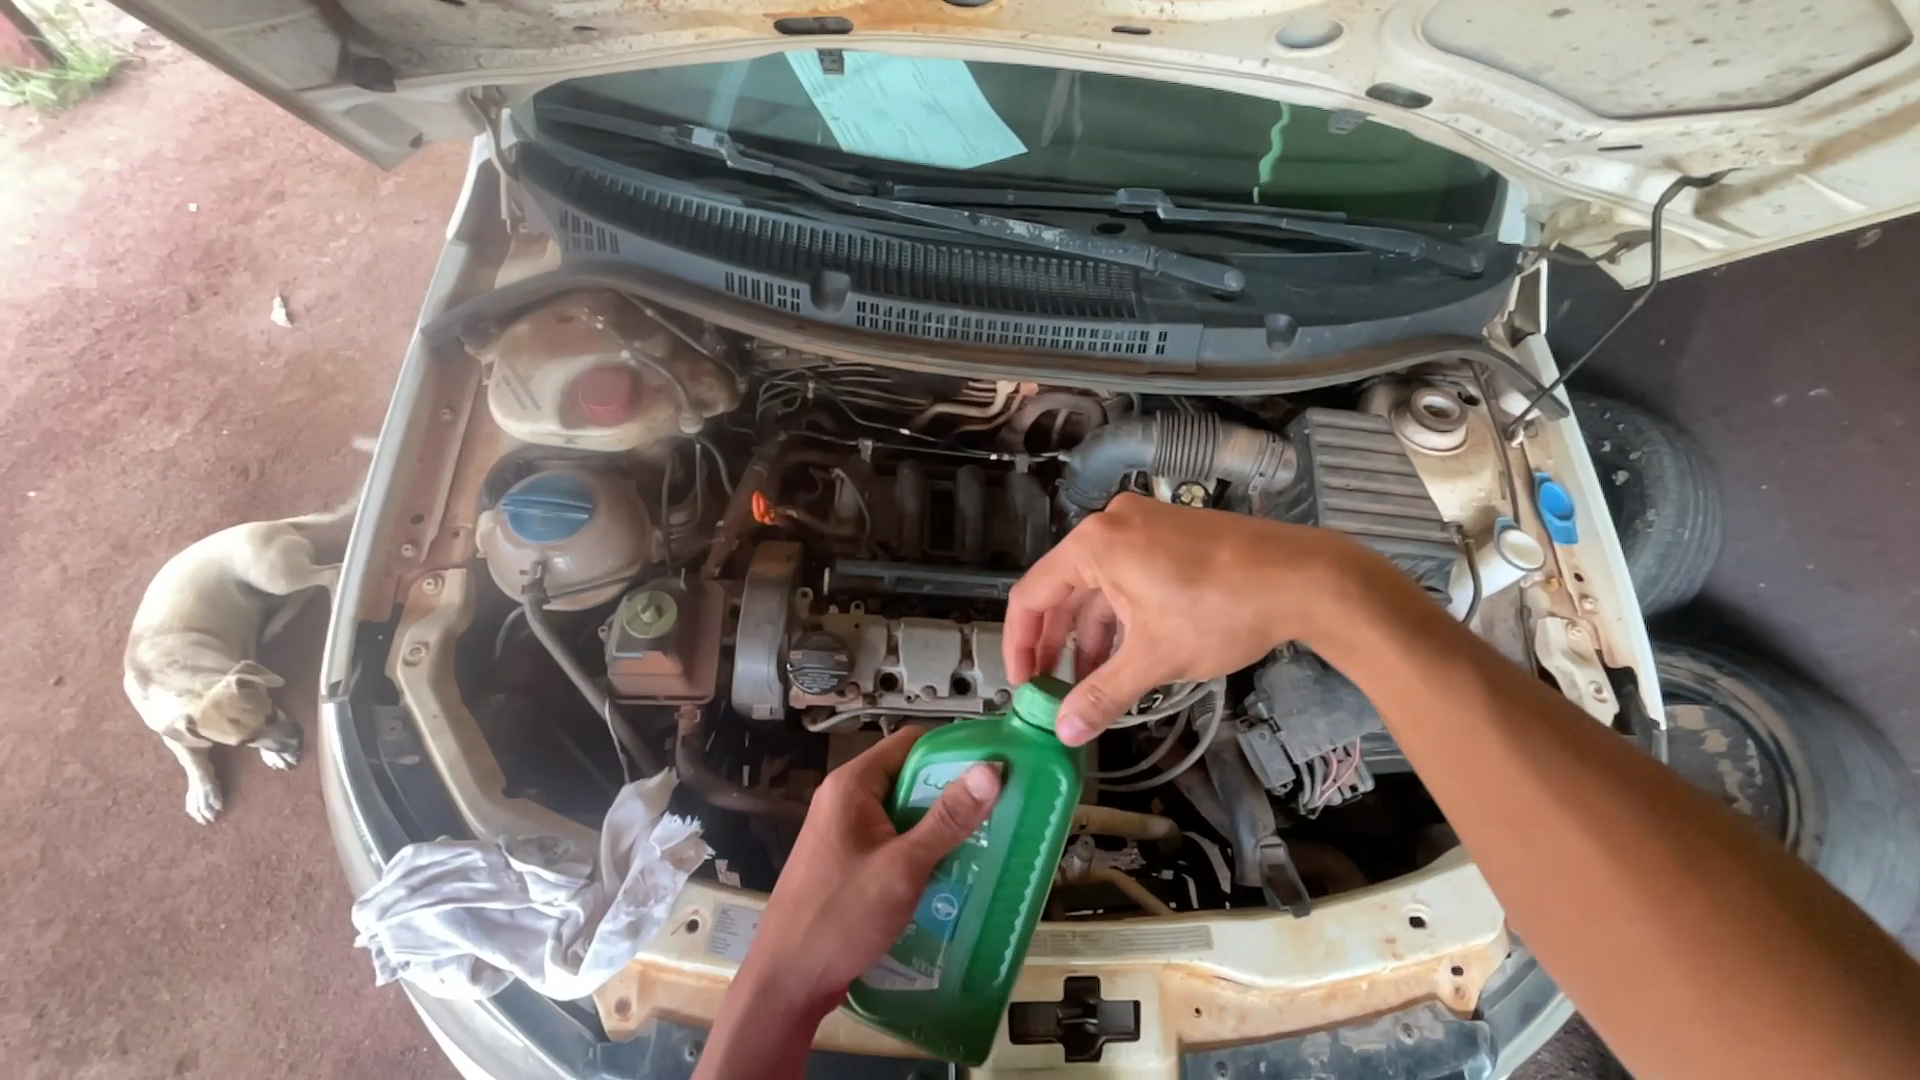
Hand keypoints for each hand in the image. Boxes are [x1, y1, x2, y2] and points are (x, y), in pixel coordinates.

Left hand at [746, 727, 999, 1005]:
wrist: (786, 982)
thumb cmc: (839, 918)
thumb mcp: (902, 867)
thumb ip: (947, 819)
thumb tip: (991, 770)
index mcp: (852, 784)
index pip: (912, 742)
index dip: (954, 748)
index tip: (995, 765)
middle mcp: (846, 798)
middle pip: (910, 776)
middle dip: (952, 791)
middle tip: (999, 807)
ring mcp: (846, 830)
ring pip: (904, 811)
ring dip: (939, 825)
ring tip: (986, 838)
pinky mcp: (850, 860)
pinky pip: (894, 839)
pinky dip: (922, 848)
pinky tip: (952, 870)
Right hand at [1004, 494, 1382, 744]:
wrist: (1308, 578)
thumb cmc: (1223, 610)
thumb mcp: (1155, 659)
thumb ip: (1103, 695)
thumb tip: (1065, 733)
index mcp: (1095, 544)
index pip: (1032, 596)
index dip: (1019, 645)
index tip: (1023, 685)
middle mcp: (1111, 525)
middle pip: (1062, 589)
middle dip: (1056, 644)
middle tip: (1050, 690)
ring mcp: (1144, 525)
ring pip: (1097, 586)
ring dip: (1090, 635)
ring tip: (1090, 683)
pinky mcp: (1171, 534)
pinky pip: (1126, 577)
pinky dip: (1120, 617)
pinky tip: (1125, 654)